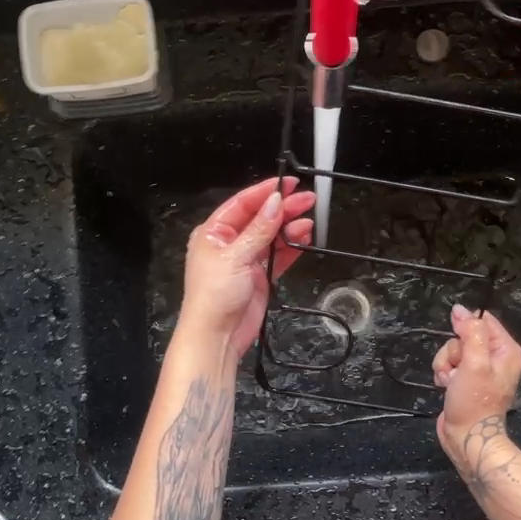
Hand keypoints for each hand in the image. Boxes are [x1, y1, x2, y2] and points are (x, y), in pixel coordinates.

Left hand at [177, 177, 316, 355]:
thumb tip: (275, 203)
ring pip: (271, 237)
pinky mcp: (259, 277)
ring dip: (289, 228)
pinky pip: (278, 256)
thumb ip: (259, 229)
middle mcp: (229, 244)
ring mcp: (245, 261)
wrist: (217, 336)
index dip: (265, 192)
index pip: (242, 204)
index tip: (287, 183)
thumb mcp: (235, 257)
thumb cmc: (213, 297)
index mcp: (214, 233)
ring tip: (307, 221)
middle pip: (260, 218)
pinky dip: (291, 247)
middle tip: (306, 200)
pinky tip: (303, 238)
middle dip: (283, 208)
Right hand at [431, 304, 520, 452]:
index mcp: (506, 350)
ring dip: (445, 365)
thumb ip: (470, 332)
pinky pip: (448, 365)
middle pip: (464, 336)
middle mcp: (495, 358)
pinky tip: (446, 387)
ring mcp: (479, 370)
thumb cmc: (475, 401)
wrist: (467, 436)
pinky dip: (444, 375)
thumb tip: (460, 309)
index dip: (465, 327)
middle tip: (457, 370)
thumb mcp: (475, 362)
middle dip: (453, 352)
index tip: (457, 340)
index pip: (483, 321)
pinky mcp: (465, 381)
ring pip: (452, 351)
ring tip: (450, 382)